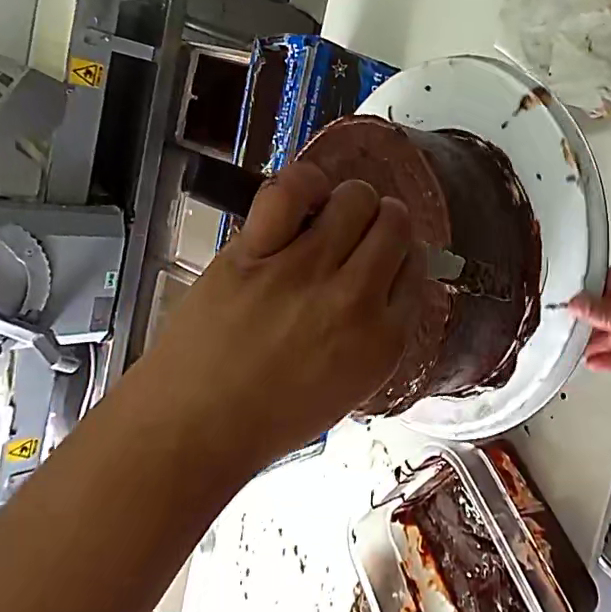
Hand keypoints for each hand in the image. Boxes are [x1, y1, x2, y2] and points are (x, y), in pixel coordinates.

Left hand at [122, 162, 423, 470]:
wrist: (195, 426)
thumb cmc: (265, 419)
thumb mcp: (344, 390)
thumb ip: (369, 337)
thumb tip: (375, 289)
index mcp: (382, 341)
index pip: (414, 270)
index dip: (400, 256)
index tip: (385, 254)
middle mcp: (352, 299)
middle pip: (393, 226)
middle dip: (383, 220)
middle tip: (360, 228)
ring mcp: (302, 271)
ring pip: (353, 201)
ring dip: (348, 200)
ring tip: (329, 213)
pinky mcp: (254, 253)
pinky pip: (290, 193)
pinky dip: (301, 185)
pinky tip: (300, 198)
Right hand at [569, 266, 610, 412]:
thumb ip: (609, 313)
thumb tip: (577, 303)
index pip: (604, 280)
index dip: (581, 292)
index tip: (559, 306)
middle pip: (610, 305)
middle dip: (587, 319)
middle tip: (561, 331)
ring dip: (598, 340)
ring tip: (573, 349)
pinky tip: (598, 363)